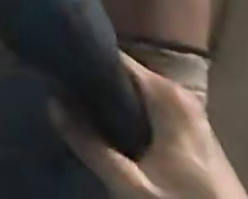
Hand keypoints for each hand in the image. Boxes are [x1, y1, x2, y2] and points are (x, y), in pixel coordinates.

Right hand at [51, 55, 247, 198]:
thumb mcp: (132, 187)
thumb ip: (91, 145)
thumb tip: (53, 104)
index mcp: (166, 95)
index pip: (117, 60)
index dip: (86, 63)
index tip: (56, 68)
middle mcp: (179, 94)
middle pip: (127, 78)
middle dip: (96, 88)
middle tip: (61, 96)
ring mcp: (190, 114)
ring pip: (140, 98)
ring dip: (112, 106)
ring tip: (77, 113)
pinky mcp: (194, 136)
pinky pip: (153, 114)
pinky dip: (130, 120)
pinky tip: (110, 138)